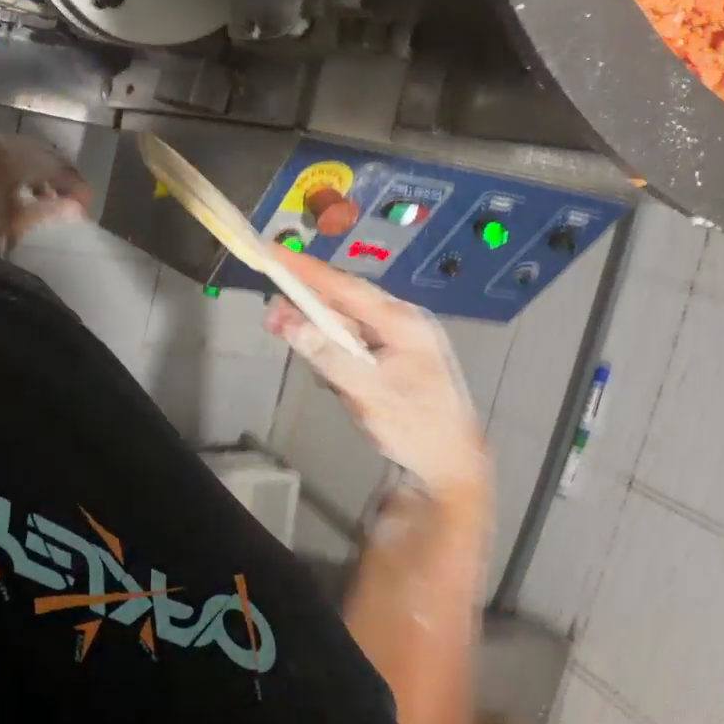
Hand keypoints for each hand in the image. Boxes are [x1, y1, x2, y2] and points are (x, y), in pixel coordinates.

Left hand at [0, 135, 91, 247]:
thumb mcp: (11, 220)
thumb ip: (47, 211)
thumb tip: (76, 208)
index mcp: (25, 160)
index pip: (64, 170)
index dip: (79, 189)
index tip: (84, 210)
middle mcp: (12, 144)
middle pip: (49, 156)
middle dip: (63, 177)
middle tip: (68, 201)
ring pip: (29, 152)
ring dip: (42, 171)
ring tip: (42, 196)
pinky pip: (10, 151)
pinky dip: (22, 166)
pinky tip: (16, 185)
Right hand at [263, 247, 487, 498]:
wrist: (453, 470)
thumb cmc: (417, 429)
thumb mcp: (369, 394)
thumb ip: (328, 356)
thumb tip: (289, 323)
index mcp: (404, 322)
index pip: (346, 287)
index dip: (306, 270)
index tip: (272, 253)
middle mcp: (402, 322)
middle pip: (343, 301)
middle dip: (304, 306)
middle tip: (270, 320)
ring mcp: (399, 340)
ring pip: (345, 323)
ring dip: (317, 331)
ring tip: (292, 343)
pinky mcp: (392, 358)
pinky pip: (353, 342)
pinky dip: (332, 349)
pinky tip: (325, 370)